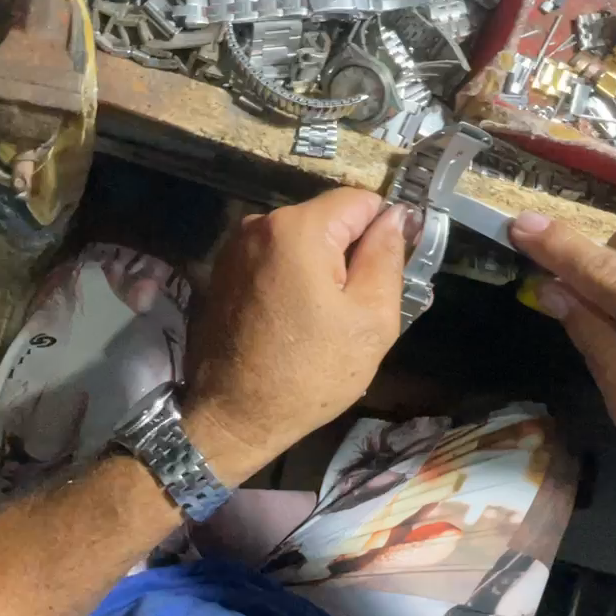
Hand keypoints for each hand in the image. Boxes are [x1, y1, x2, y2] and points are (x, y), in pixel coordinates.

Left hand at [183, 187, 408, 482]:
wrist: (233, 415)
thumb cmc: (309, 373)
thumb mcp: (370, 318)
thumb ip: (386, 257)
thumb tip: (395, 216)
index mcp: (296, 228)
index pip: (360, 200)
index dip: (382, 232)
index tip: (381, 276)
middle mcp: (258, 224)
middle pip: (327, 219)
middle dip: (347, 254)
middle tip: (350, 308)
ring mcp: (234, 247)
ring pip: (300, 241)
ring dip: (318, 269)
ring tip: (320, 319)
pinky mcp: (221, 271)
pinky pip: (273, 259)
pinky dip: (289, 279)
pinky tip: (292, 320)